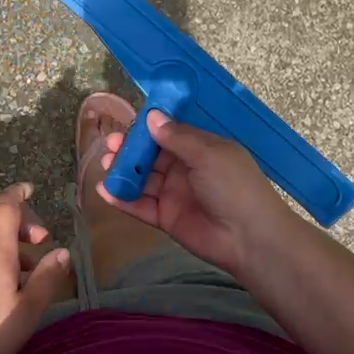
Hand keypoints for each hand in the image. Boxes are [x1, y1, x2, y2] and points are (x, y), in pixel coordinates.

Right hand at [96, 110, 298, 274]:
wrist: (248, 237)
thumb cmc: (233, 186)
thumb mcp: (208, 154)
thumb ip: (177, 137)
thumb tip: (151, 117)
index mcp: (201, 149)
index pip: (169, 134)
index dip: (147, 129)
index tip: (125, 123)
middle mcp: (186, 169)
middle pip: (151, 156)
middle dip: (129, 150)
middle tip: (109, 145)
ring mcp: (174, 194)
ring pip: (143, 180)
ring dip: (123, 172)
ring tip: (104, 164)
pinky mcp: (166, 218)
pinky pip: (140, 206)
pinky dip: (122, 199)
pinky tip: (104, 191)